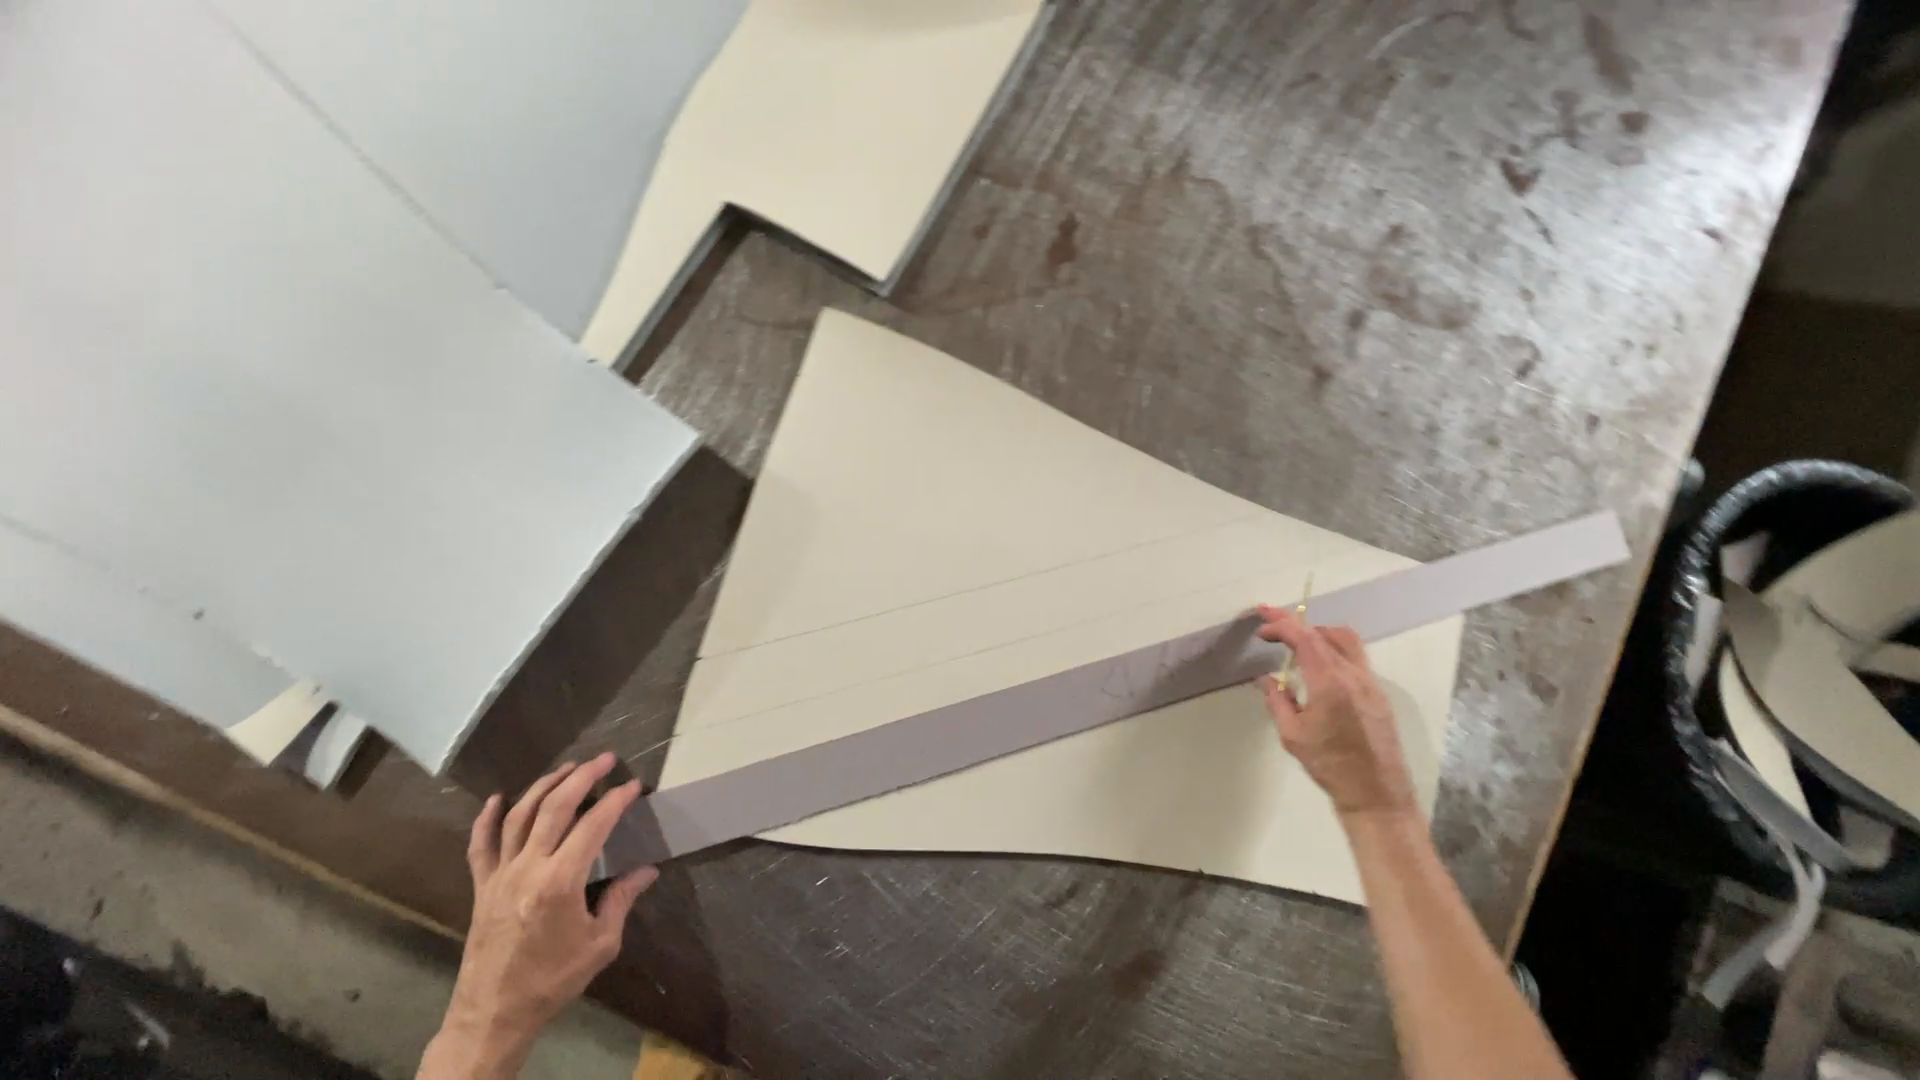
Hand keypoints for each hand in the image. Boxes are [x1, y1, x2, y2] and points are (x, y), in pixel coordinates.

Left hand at [418, 753, 657, 1079]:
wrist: (493, 1014)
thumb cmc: (553, 980)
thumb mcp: (600, 944)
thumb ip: (621, 900)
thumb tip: (646, 870)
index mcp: (560, 881)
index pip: (593, 825)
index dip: (616, 801)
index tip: (634, 786)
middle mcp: (528, 868)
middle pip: (555, 807)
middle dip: (583, 777)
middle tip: (605, 759)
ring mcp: (500, 875)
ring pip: (519, 816)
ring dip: (544, 786)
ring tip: (567, 768)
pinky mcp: (482, 887)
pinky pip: (480, 845)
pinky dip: (486, 818)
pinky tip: (498, 799)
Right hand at [1254, 605, 1416, 818]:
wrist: (1375, 792)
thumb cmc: (1328, 765)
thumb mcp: (1292, 734)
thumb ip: (1277, 701)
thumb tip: (1266, 679)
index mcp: (1330, 682)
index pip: (1304, 638)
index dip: (1281, 625)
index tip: (1262, 625)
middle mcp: (1354, 675)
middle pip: (1326, 633)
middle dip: (1297, 624)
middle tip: (1273, 625)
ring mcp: (1371, 683)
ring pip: (1347, 641)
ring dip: (1320, 633)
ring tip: (1298, 641)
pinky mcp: (1378, 694)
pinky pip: (1356, 658)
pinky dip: (1334, 649)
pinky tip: (1319, 667)